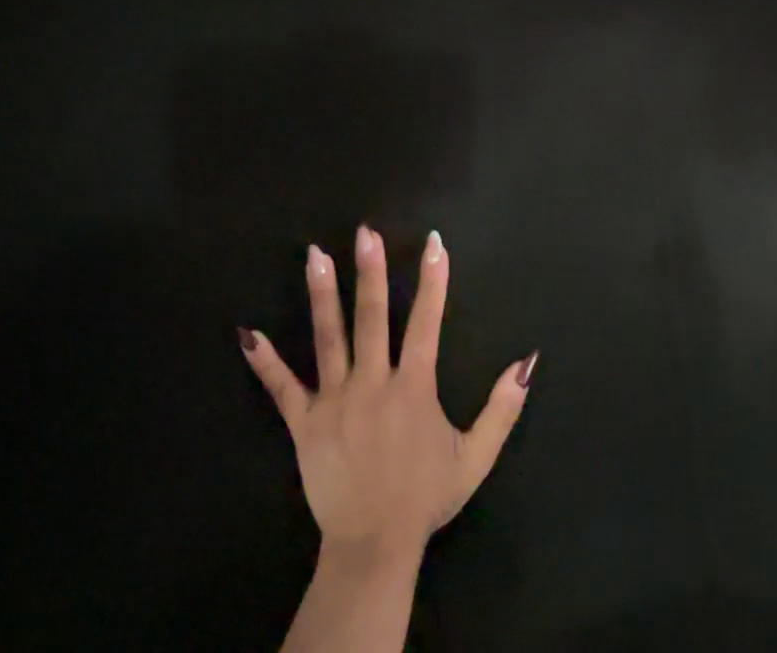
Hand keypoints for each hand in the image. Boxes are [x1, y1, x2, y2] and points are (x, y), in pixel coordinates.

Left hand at [240, 225, 535, 563]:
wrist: (374, 543)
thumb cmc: (428, 496)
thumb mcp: (478, 455)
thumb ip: (503, 406)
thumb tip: (528, 361)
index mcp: (414, 388)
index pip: (427, 322)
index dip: (434, 281)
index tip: (433, 243)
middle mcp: (373, 385)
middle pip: (372, 318)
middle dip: (371, 272)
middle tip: (365, 232)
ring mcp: (334, 402)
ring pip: (328, 339)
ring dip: (323, 295)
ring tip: (315, 255)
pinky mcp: (304, 425)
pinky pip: (282, 388)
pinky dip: (265, 361)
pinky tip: (248, 333)